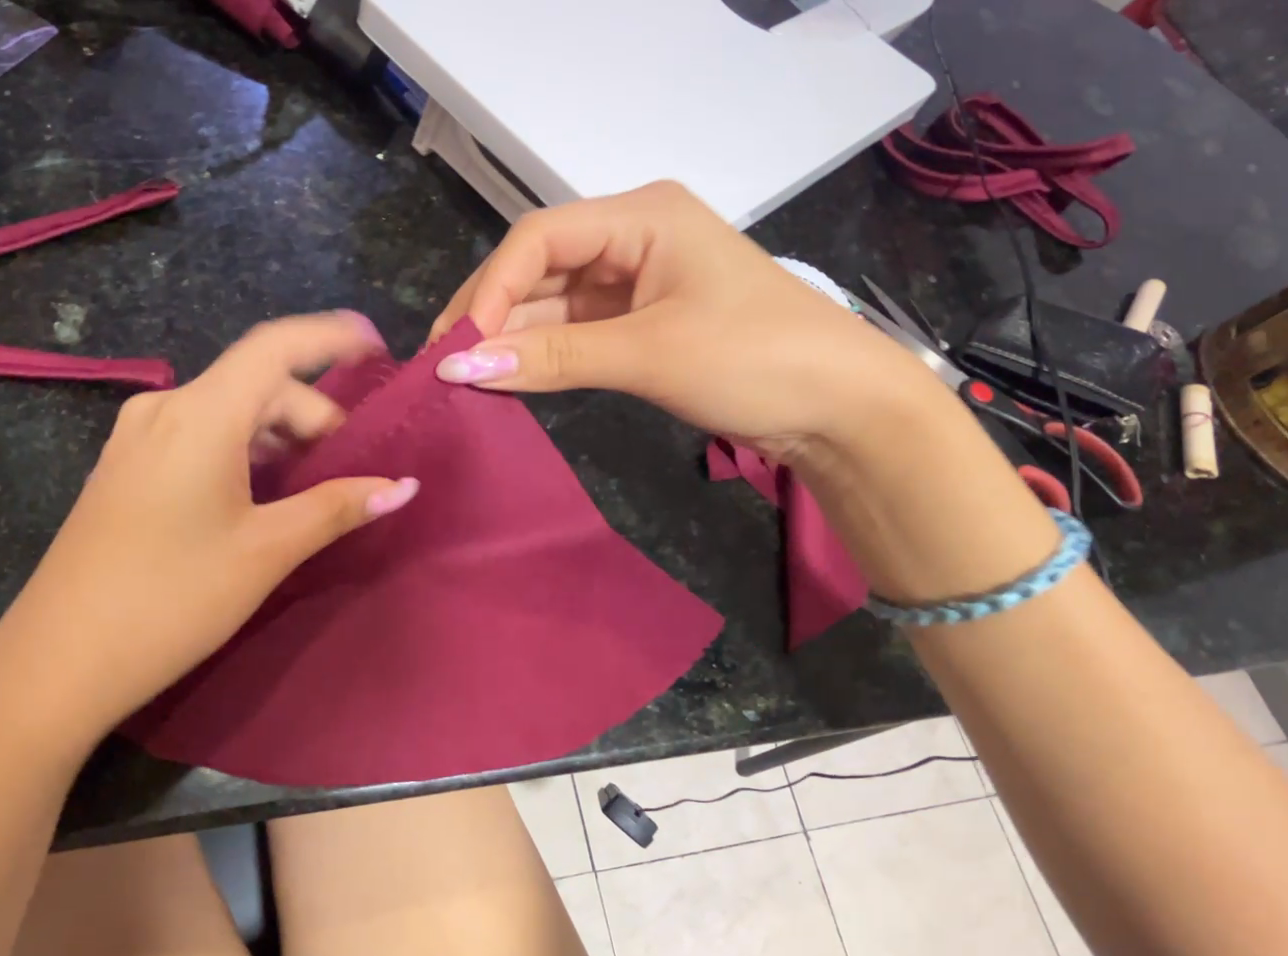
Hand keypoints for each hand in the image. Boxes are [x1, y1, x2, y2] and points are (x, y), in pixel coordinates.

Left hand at [0, 313, 419, 749]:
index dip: (333, 337)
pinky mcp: (125, 470)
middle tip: (353, 474)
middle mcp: (164, 408)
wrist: (59, 661)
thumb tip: (404, 485)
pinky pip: (198, 440)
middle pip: (257, 388)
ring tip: (314, 493)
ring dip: (278, 442)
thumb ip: (336, 508)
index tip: (380, 349)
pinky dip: (242, 456)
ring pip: (228, 416)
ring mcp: (137, 439)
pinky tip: (261, 500)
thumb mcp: (266, 552)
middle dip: (313, 420)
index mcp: (201, 414)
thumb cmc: (172, 599)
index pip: (277, 346)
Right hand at [430, 181, 939, 460]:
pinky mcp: (644, 323)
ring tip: (465, 380)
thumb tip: (460, 369)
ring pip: (554, 303)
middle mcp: (635, 237)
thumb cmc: (754, 359)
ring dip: (513, 339)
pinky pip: (576, 331)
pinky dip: (544, 355)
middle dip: (492, 314)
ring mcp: (639, 282)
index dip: (490, 287)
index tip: (457, 347)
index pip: (539, 238)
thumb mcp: (647, 354)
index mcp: (643, 215)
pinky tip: (509, 379)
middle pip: (540, 266)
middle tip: (445, 366)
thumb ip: (552, 357)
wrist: (842, 408)